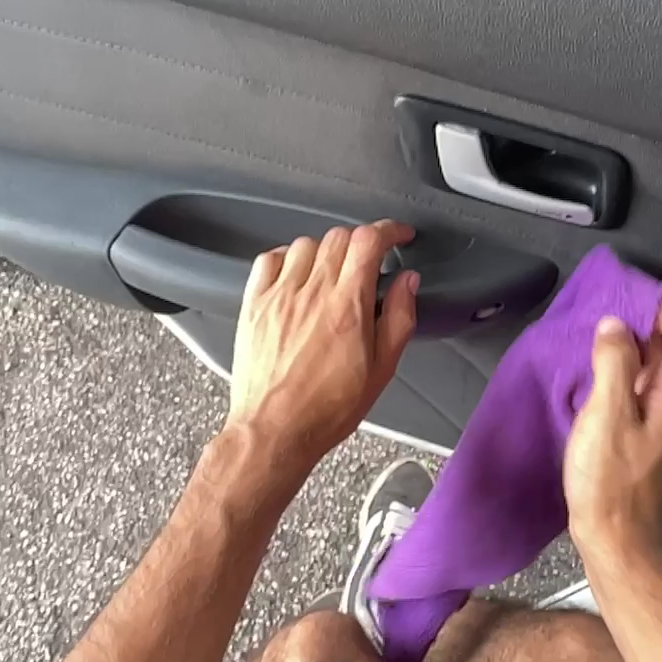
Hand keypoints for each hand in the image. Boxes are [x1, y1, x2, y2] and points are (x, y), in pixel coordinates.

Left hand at [227, 221, 419, 475]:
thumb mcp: (382, 368)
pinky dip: (287, 258)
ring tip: (333, 273)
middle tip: (368, 261)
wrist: (275, 430)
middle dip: (360, 242)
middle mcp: (312, 292)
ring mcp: (279, 295)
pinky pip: (269, 259)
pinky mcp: (254, 305)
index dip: (388, 230)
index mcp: (348, 305)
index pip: (369, 241)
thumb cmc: (328, 407)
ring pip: (306, 244)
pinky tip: (296, 276)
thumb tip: (408, 282)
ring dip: (326, 250)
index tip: (398, 235)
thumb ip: (400, 318)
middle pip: (339, 236)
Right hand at [563, 296, 661, 569]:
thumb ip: (613, 364)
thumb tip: (613, 325)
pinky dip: (616, 365)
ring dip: (623, 341)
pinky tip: (587, 369)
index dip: (658, 304)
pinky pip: (637, 379)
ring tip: (586, 338)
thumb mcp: (607, 417)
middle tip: (595, 315)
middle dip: (636, 316)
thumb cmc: (612, 485)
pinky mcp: (645, 424)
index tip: (618, 301)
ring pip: (652, 356)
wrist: (617, 539)